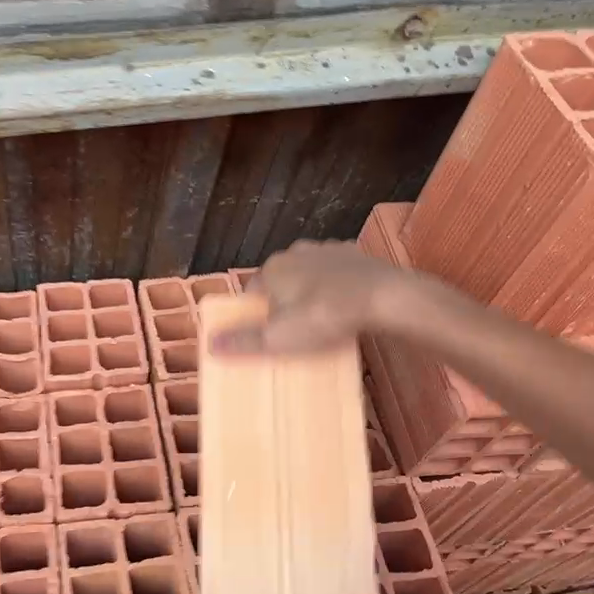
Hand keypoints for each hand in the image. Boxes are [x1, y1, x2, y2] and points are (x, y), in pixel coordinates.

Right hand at [209, 240, 456, 353]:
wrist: (384, 297)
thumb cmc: (325, 317)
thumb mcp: (279, 338)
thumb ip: (244, 341)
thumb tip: (209, 344)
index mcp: (272, 269)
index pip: (253, 292)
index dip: (258, 315)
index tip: (270, 335)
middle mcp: (294, 252)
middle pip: (281, 280)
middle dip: (284, 301)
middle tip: (298, 330)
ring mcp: (326, 249)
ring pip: (309, 273)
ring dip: (311, 291)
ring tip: (324, 319)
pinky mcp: (354, 253)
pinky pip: (337, 271)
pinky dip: (337, 284)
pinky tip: (348, 304)